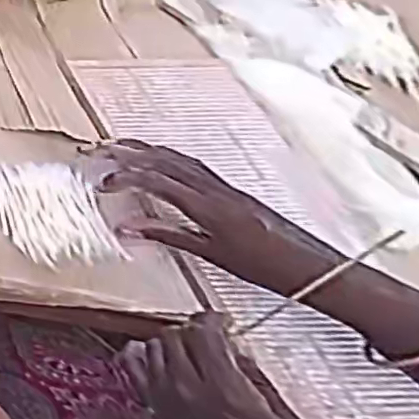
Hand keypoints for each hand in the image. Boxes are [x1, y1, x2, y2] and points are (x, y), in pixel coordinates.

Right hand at [94, 139, 340, 294]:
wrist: (323, 272)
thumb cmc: (270, 268)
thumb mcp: (212, 254)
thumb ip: (166, 234)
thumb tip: (125, 227)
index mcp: (207, 206)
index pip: (154, 181)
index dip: (123, 179)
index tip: (102, 186)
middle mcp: (215, 191)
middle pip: (163, 160)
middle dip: (126, 152)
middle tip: (96, 150)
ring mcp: (226, 188)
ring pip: (178, 158)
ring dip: (145, 149)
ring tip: (118, 146)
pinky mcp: (233, 191)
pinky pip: (193, 165)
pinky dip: (168, 156)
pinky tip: (158, 158)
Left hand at [121, 314, 369, 418]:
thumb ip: (256, 380)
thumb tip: (235, 349)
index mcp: (224, 392)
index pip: (200, 335)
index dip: (210, 321)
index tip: (220, 319)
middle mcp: (184, 392)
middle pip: (169, 338)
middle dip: (189, 332)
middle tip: (211, 336)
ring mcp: (164, 402)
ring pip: (149, 349)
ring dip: (167, 343)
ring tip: (191, 349)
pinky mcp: (156, 413)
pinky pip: (133, 371)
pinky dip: (140, 357)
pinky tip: (154, 356)